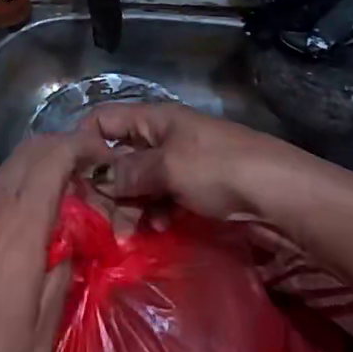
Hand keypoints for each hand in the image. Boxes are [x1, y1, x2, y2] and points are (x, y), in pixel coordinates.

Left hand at [0, 131, 111, 351]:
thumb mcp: (41, 336)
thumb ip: (63, 274)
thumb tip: (76, 239)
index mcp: (12, 229)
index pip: (48, 157)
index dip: (80, 145)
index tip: (107, 155)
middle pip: (25, 155)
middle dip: (63, 153)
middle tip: (95, 179)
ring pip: (6, 176)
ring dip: (40, 176)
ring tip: (71, 208)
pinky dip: (18, 199)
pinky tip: (31, 235)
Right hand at [84, 103, 305, 219]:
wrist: (279, 193)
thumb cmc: (218, 168)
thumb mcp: (167, 166)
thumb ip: (129, 172)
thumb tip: (99, 178)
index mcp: (154, 119)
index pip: (105, 118)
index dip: (86, 141)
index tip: (73, 175)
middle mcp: (163, 136)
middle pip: (121, 154)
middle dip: (109, 183)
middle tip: (100, 217)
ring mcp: (181, 163)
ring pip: (141, 180)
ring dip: (131, 204)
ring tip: (128, 232)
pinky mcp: (196, 189)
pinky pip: (162, 198)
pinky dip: (154, 213)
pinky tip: (154, 231)